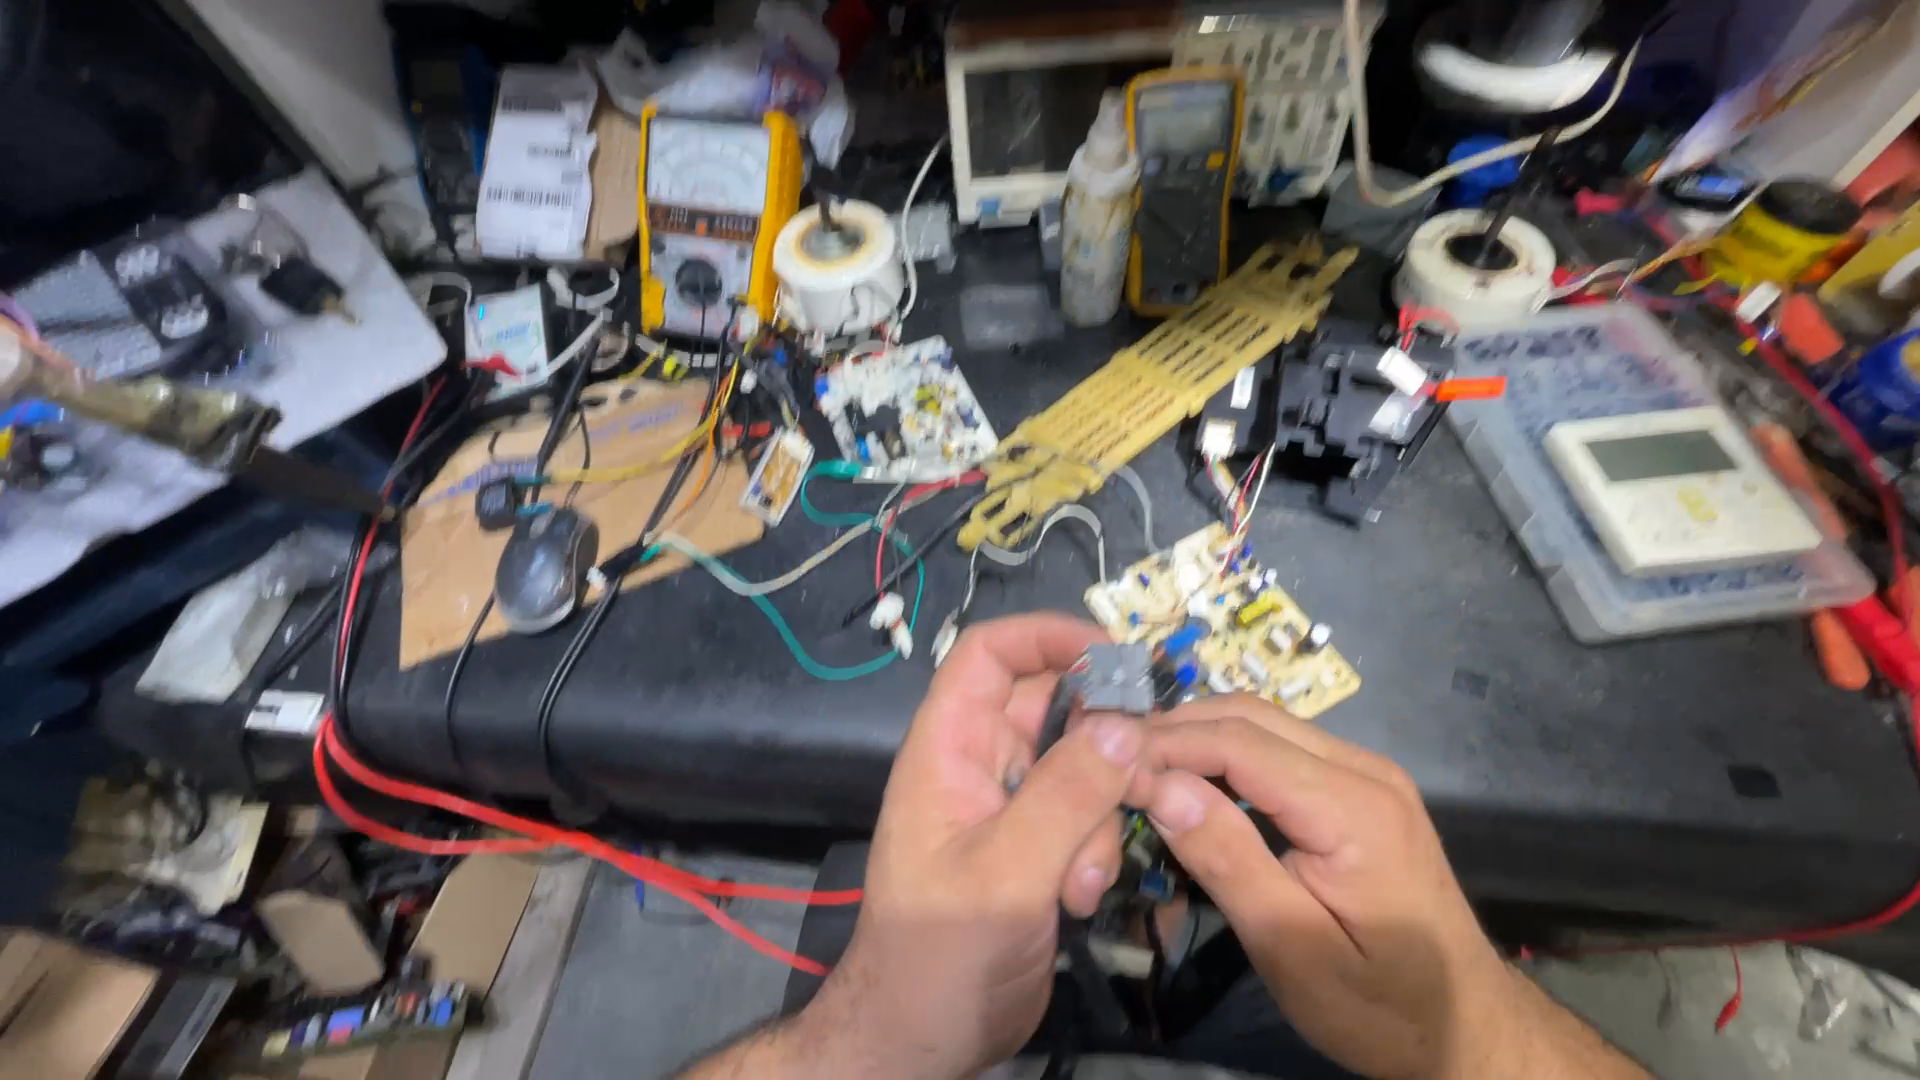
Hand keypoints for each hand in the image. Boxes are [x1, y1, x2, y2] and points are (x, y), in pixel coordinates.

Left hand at [796, 615, 1145, 1076]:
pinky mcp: (1038, 841)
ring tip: (1083, 879)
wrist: (925, 1036)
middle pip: (1049, 704)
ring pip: (1079, 763)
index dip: (1045, 635)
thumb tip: (1124, 722)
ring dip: (1099, 812)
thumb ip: (1066, 795)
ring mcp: (1011, 801)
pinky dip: (1095, 846)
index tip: (1113, 653)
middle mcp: (980, 759)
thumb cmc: (941, 948)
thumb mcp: (1005, 870)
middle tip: (1141, 771)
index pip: (988, 653)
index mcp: (949, 744)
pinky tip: (1079, 899)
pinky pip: (1084, 812)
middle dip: (1097, 736)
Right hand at [1141, 697, 1524, 1079]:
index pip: (1238, 741)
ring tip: (1139, 764)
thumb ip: (1227, 860)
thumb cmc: (1380, 1003)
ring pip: (1259, 721)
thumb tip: (1159, 785)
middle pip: (1247, 715)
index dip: (1166, 743)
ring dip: (1195, 733)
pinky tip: (1190, 776)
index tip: (1106, 762)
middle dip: (1173, 728)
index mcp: (1352, 806)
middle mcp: (1362, 768)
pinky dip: (1222, 749)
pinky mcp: (1357, 784)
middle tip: (1112, 757)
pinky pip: (1276, 744)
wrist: (1470, 1029)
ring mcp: (1363, 771)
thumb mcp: (1293, 949)